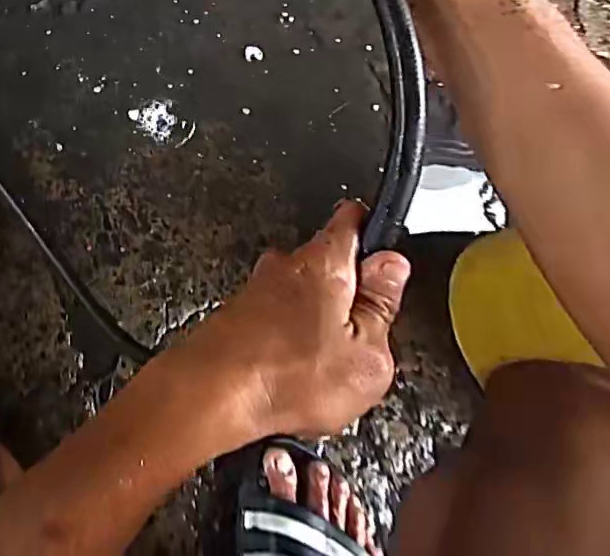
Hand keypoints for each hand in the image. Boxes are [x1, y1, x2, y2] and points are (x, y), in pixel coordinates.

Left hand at [170, 201, 411, 440]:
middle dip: (350, 291)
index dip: (374, 228)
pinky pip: (280, 315)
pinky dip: (292, 337)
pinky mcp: (241, 310)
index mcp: (325, 262)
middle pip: (330, 261)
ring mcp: (260, 285)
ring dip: (318, 319)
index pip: (352, 219)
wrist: (215, 390)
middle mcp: (287, 263)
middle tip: (364, 334)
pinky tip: (296, 371)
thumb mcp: (367, 354)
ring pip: (304, 292)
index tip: (386, 246)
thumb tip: (393, 267)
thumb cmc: (288, 373)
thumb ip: (382, 305)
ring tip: (325, 365)